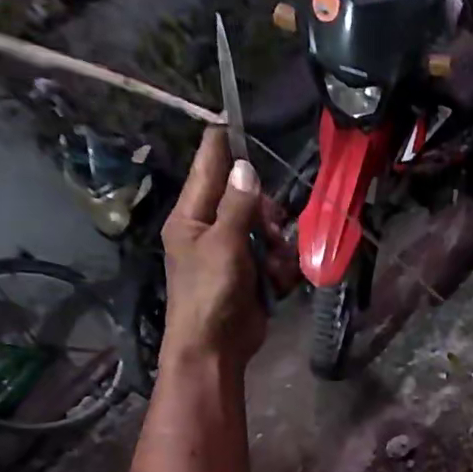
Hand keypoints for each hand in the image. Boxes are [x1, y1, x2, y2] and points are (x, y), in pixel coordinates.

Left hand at [159, 129, 297, 368]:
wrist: (215, 347)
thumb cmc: (210, 292)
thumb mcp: (223, 244)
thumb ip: (237, 205)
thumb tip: (245, 166)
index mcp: (191, 217)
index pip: (207, 169)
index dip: (224, 148)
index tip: (241, 124)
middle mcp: (210, 230)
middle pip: (245, 200)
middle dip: (265, 213)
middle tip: (272, 228)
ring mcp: (233, 255)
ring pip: (265, 231)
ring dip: (277, 245)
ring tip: (276, 264)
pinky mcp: (252, 277)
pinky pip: (274, 260)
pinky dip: (281, 269)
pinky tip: (281, 281)